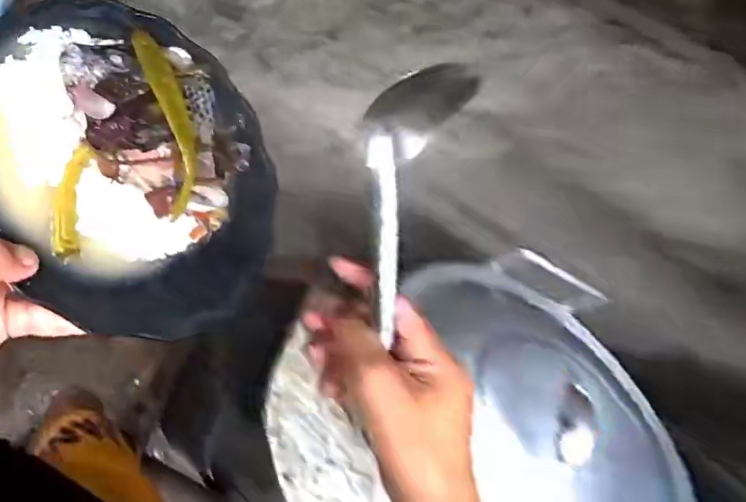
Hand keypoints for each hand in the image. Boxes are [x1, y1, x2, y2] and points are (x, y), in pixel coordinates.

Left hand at [0, 210, 80, 433]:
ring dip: (49, 283)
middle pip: (6, 247)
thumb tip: (30, 255)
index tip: (44, 205)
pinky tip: (80, 315)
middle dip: (36, 246)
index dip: (7, 211)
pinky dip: (53, 316)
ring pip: (22, 281)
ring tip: (86, 275)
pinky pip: (29, 315)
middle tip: (78, 240)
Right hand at [304, 258, 478, 501]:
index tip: (333, 266)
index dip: (365, 282)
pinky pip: (366, 374)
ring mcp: (415, 388)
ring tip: (317, 361)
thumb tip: (338, 310)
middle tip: (310, 324)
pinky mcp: (399, 406)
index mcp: (435, 358)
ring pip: (366, 350)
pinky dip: (344, 374)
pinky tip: (330, 385)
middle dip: (340, 324)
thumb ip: (356, 336)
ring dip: (337, 351)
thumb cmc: (409, 438)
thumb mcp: (376, 380)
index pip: (397, 304)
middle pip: (376, 326)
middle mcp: (428, 367)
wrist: (426, 501)